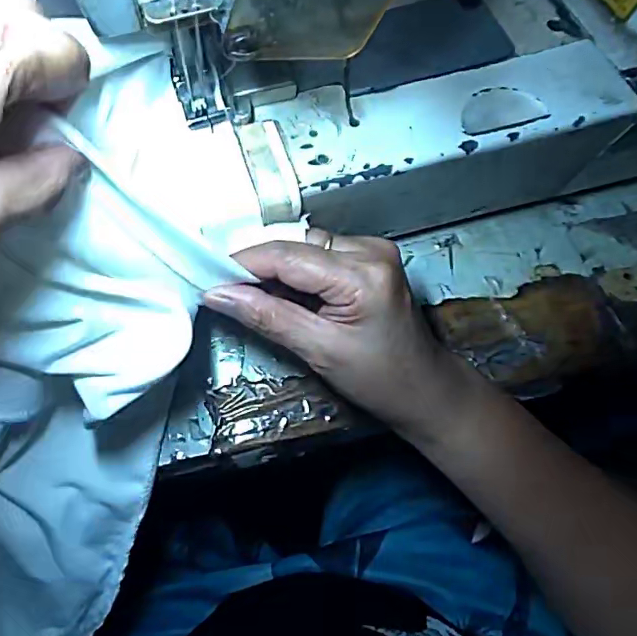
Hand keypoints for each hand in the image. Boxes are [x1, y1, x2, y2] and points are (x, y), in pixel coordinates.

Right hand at [202, 230, 496, 442]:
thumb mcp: (319, 351)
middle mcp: (371, 250)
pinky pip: (321, 253)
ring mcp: (374, 249)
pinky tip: (289, 294)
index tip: (210, 278)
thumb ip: (267, 316)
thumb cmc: (381, 379)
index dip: (244, 264)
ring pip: (305, 246)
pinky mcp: (371, 256)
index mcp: (363, 274)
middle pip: (296, 245)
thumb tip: (219, 294)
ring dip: (278, 268)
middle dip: (259, 266)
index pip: (288, 256)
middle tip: (227, 290)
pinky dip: (298, 270)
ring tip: (257, 296)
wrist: (426, 390)